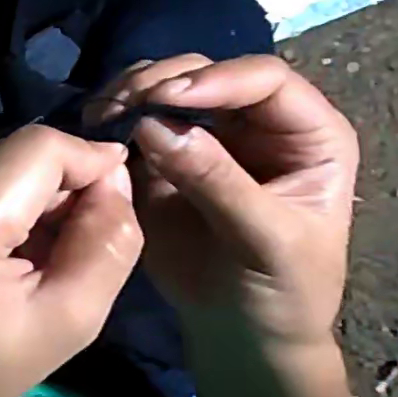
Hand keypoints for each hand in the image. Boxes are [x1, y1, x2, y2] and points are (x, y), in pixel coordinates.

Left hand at [0, 125, 142, 396]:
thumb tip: (114, 174)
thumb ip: (106, 242)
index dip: (88, 162)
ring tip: (28, 244)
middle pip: (13, 146)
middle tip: (68, 238)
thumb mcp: (70, 320)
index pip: (37, 147)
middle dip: (58, 181)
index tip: (113, 200)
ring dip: (26, 184)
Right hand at [90, 54, 358, 357]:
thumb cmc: (281, 289)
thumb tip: (154, 126)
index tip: (161, 100)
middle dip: (157, 83)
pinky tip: (92, 127)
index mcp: (305, 136)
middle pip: (202, 71)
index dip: (215, 79)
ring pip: (161, 83)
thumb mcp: (265, 239)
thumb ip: (217, 181)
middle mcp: (252, 123)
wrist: (237, 326)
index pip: (263, 80)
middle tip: (117, 107)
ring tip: (98, 117)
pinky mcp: (157, 151)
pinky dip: (109, 112)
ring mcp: (201, 134)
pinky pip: (131, 113)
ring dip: (126, 92)